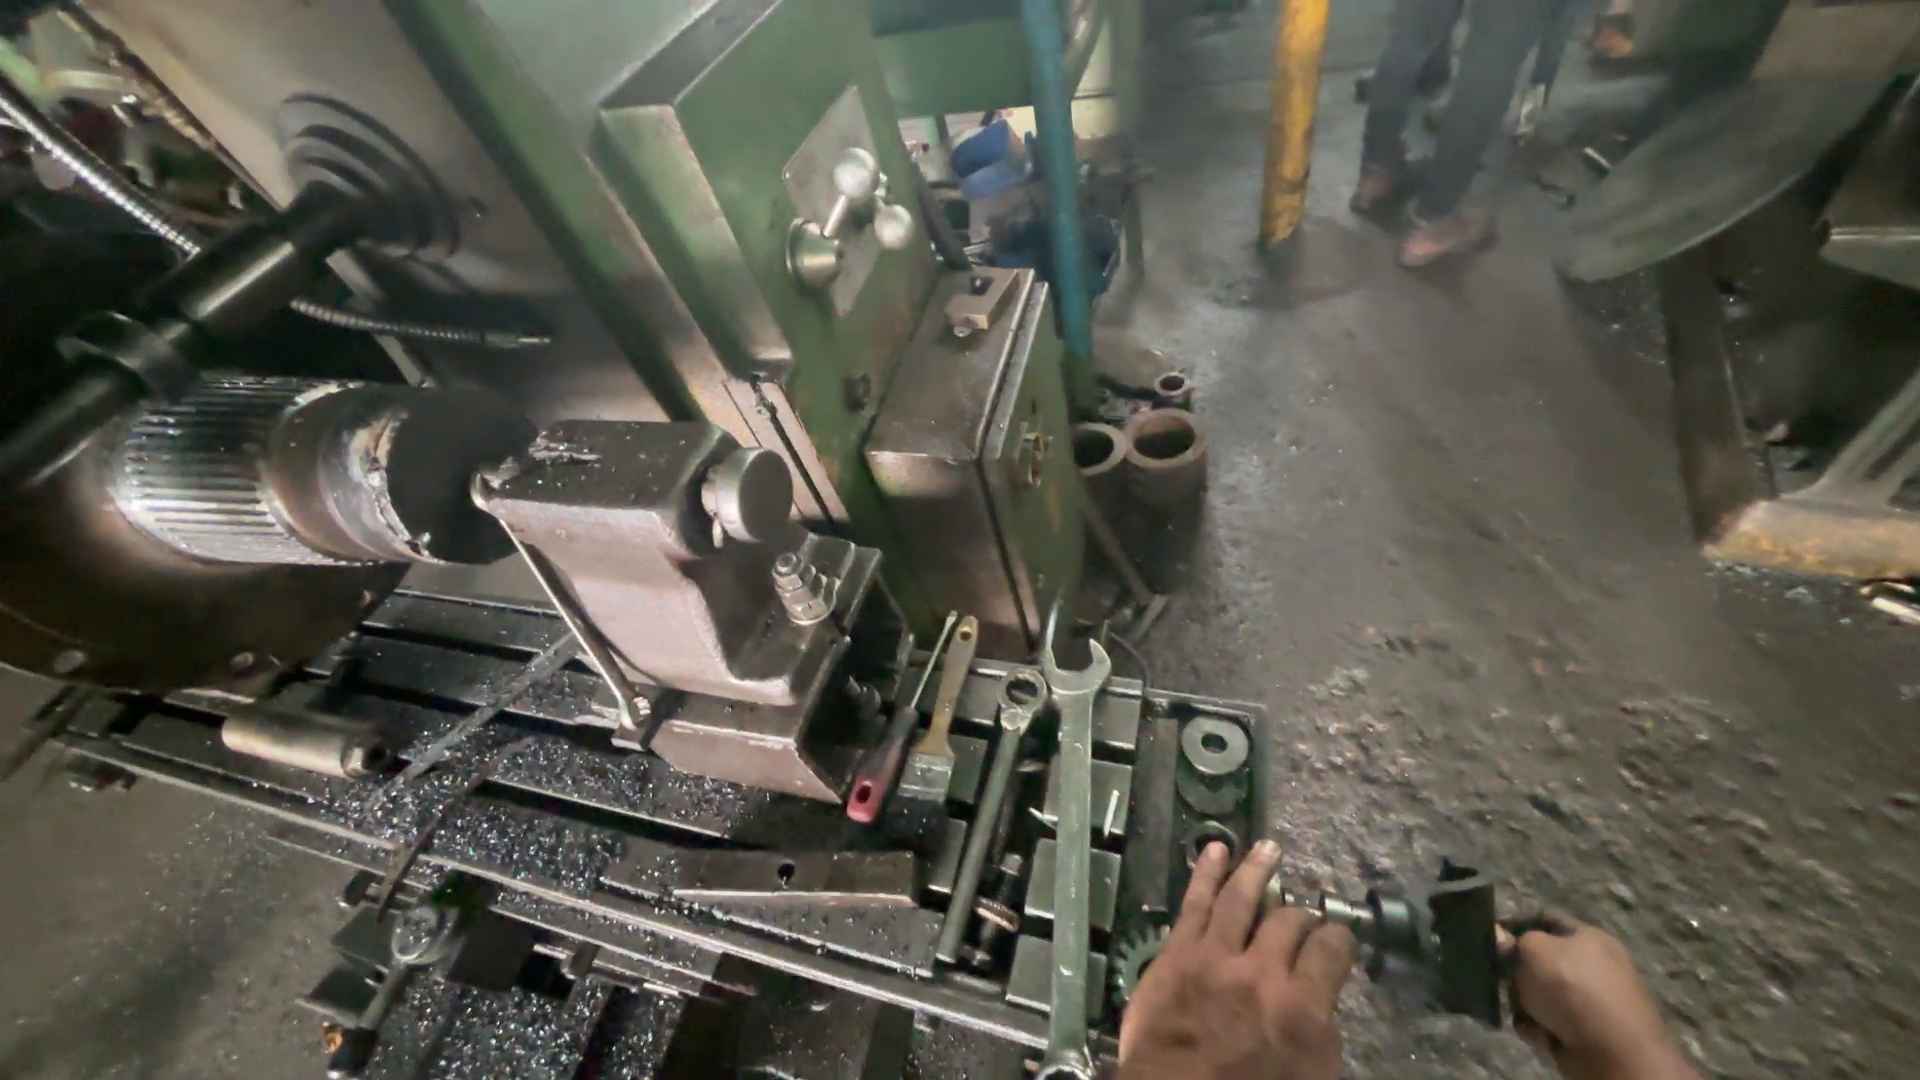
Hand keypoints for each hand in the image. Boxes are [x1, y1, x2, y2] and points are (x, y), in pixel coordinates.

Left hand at [1117, 840, 1357, 1079]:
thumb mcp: (1309, 1078)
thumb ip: (1320, 1037)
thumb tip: (1319, 1004)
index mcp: (1301, 1010)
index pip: (1330, 952)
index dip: (1339, 939)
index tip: (1337, 936)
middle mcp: (1261, 972)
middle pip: (1287, 922)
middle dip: (1298, 913)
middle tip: (1300, 912)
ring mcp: (1216, 955)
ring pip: (1241, 897)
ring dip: (1256, 869)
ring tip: (1268, 848)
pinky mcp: (1178, 950)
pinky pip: (1195, 901)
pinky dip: (1207, 872)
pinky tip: (1217, 850)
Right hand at [1505, 916, 1700, 1079]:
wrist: (1615, 1054)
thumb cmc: (1571, 988)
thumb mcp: (1532, 950)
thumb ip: (1511, 940)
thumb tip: (1500, 938)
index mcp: (1591, 938)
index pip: (1544, 920)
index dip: (1514, 925)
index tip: (1491, 937)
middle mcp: (1597, 966)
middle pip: (1540, 960)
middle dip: (1518, 973)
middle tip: (1506, 979)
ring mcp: (1596, 1002)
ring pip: (1541, 993)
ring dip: (1525, 1003)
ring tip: (1524, 1013)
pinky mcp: (1592, 1032)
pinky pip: (1552, 1020)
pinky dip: (1540, 1026)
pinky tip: (1539, 1032)